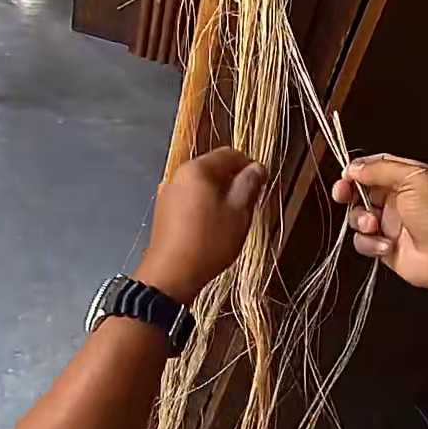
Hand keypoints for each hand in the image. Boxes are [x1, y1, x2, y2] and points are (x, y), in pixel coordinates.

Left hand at [136, 147, 265, 300]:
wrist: (171, 275)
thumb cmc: (210, 241)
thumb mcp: (238, 212)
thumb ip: (249, 184)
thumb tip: (257, 167)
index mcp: (197, 169)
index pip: (230, 154)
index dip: (251, 165)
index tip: (264, 183)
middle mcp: (178, 175)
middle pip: (214, 168)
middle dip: (235, 181)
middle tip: (251, 203)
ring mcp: (168, 193)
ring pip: (202, 185)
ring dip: (221, 194)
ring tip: (234, 217)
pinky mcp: (164, 211)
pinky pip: (191, 199)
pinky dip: (206, 205)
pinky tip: (213, 226)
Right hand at [331, 154, 427, 291]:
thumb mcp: (416, 178)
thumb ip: (382, 169)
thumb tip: (355, 167)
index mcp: (412, 177)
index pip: (379, 166)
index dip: (360, 169)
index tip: (346, 174)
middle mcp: (402, 199)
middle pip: (365, 190)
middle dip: (350, 192)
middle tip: (342, 194)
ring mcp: (394, 225)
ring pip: (360, 216)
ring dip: (360, 219)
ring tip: (373, 224)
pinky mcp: (387, 248)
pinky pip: (365, 241)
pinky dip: (370, 243)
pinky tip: (386, 245)